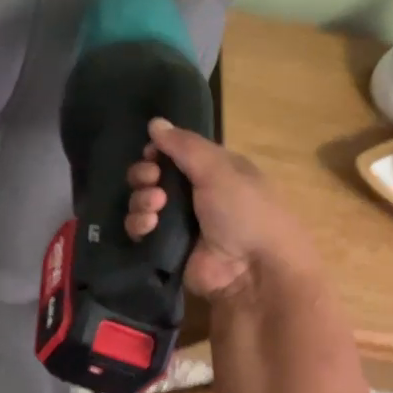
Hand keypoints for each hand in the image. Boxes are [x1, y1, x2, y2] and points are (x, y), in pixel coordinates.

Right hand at [123, 118, 320, 302]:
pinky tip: (149, 227)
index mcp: (214, 170)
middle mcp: (195, 193)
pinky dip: (139, 225)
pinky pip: (140, 229)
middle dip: (145, 175)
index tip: (151, 153)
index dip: (158, 151)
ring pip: (142, 201)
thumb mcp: (219, 170)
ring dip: (141, 200)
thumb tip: (154, 122)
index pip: (175, 152)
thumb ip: (183, 146)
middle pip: (153, 175)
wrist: (253, 271)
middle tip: (151, 181)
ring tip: (154, 208)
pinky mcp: (165, 246)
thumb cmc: (244, 211)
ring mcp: (179, 221)